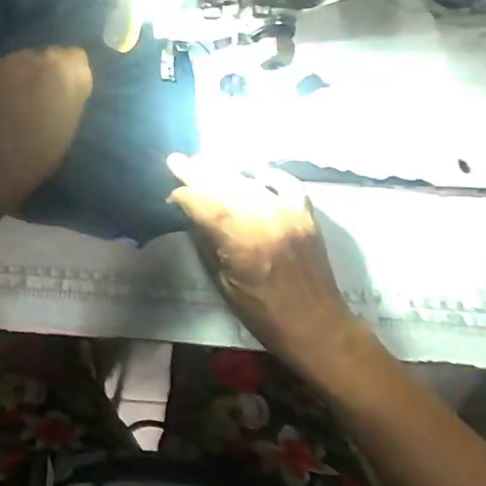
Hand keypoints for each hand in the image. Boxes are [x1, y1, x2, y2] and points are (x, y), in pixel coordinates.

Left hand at [0, 47, 92, 205]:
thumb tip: (66, 85)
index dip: (74, 77)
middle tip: (46, 97)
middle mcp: (40, 55)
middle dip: (51, 71)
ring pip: (29, 58)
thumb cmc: (42, 149)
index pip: (78, 57)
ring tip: (24, 99)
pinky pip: (9, 67)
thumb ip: (72, 94)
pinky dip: (11, 78)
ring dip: (30, 72)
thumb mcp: (71, 121)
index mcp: (67, 69)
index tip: (69, 96)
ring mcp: (12, 59)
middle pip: (52, 54)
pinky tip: (6, 99)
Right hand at [167, 154, 367, 378]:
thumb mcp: (221, 280)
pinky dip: (267, 175)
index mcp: (238, 238)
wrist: (315, 324)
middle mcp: (262, 217)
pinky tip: (253, 172)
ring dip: (224, 171)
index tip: (170, 197)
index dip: (182, 196)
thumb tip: (188, 214)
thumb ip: (205, 241)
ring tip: (205, 163)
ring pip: (248, 181)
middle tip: (177, 160)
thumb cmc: (261, 311)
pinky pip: (284, 183)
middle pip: (222, 184)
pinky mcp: (304, 213)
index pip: (201, 202)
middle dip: (196, 172)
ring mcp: (286, 212)